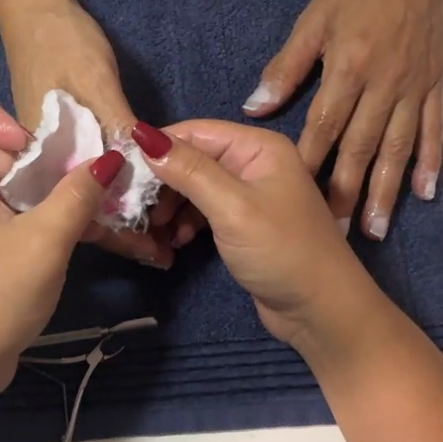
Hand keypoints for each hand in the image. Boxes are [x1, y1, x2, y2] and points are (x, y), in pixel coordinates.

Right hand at [0, 0, 182, 266]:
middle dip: (129, 234)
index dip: (122, 235)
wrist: (26, 5)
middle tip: (167, 253)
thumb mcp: (96, 83)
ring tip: (167, 234)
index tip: (155, 254)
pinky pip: (94, 177)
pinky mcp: (66, 141)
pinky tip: (149, 197)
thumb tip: (140, 173)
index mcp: (50, 158)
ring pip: (95, 197)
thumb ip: (117, 128)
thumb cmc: (60, 43)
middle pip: (92, 211)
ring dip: (128, 214)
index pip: (86, 211)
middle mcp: (51, 164)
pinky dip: (121, 189)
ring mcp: (58, 153)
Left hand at [0, 99, 124, 394]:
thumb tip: (110, 159)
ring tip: (87, 211)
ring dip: (48, 194)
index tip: (29, 149)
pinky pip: (10, 218)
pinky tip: (79, 234)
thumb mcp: (44, 241)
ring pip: (8, 188)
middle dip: (38, 161)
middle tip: (76, 182)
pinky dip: (41, 219)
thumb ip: (78, 195)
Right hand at [130, 120, 384, 348]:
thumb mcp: (232, 207)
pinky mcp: (243, 225)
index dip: (156, 147)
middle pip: (192, 159)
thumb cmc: (282, 252)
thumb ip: (189, 171)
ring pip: (194, 189)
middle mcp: (253, 163)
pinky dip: (185, 224)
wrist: (321, 310)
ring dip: (170, 207)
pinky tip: (176, 242)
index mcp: (258, 147)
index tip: (121, 170)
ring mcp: (249, 196)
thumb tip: (142, 135)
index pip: (195, 132)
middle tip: (136, 210)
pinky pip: (204, 213)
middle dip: (161, 182)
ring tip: (155, 231)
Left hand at [244, 0, 442, 241]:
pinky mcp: (435, 83)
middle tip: (338, 233)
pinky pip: (433, 128)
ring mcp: (413, 86)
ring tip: (377, 228)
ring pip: (398, 147)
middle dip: (348, 193)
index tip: (295, 200)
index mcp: (348, 68)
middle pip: (362, 147)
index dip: (309, 164)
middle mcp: (383, 84)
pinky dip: (431, 161)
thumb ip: (286, 67)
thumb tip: (255, 108)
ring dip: (388, 191)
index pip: (325, 126)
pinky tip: (426, 193)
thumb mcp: (313, 18)